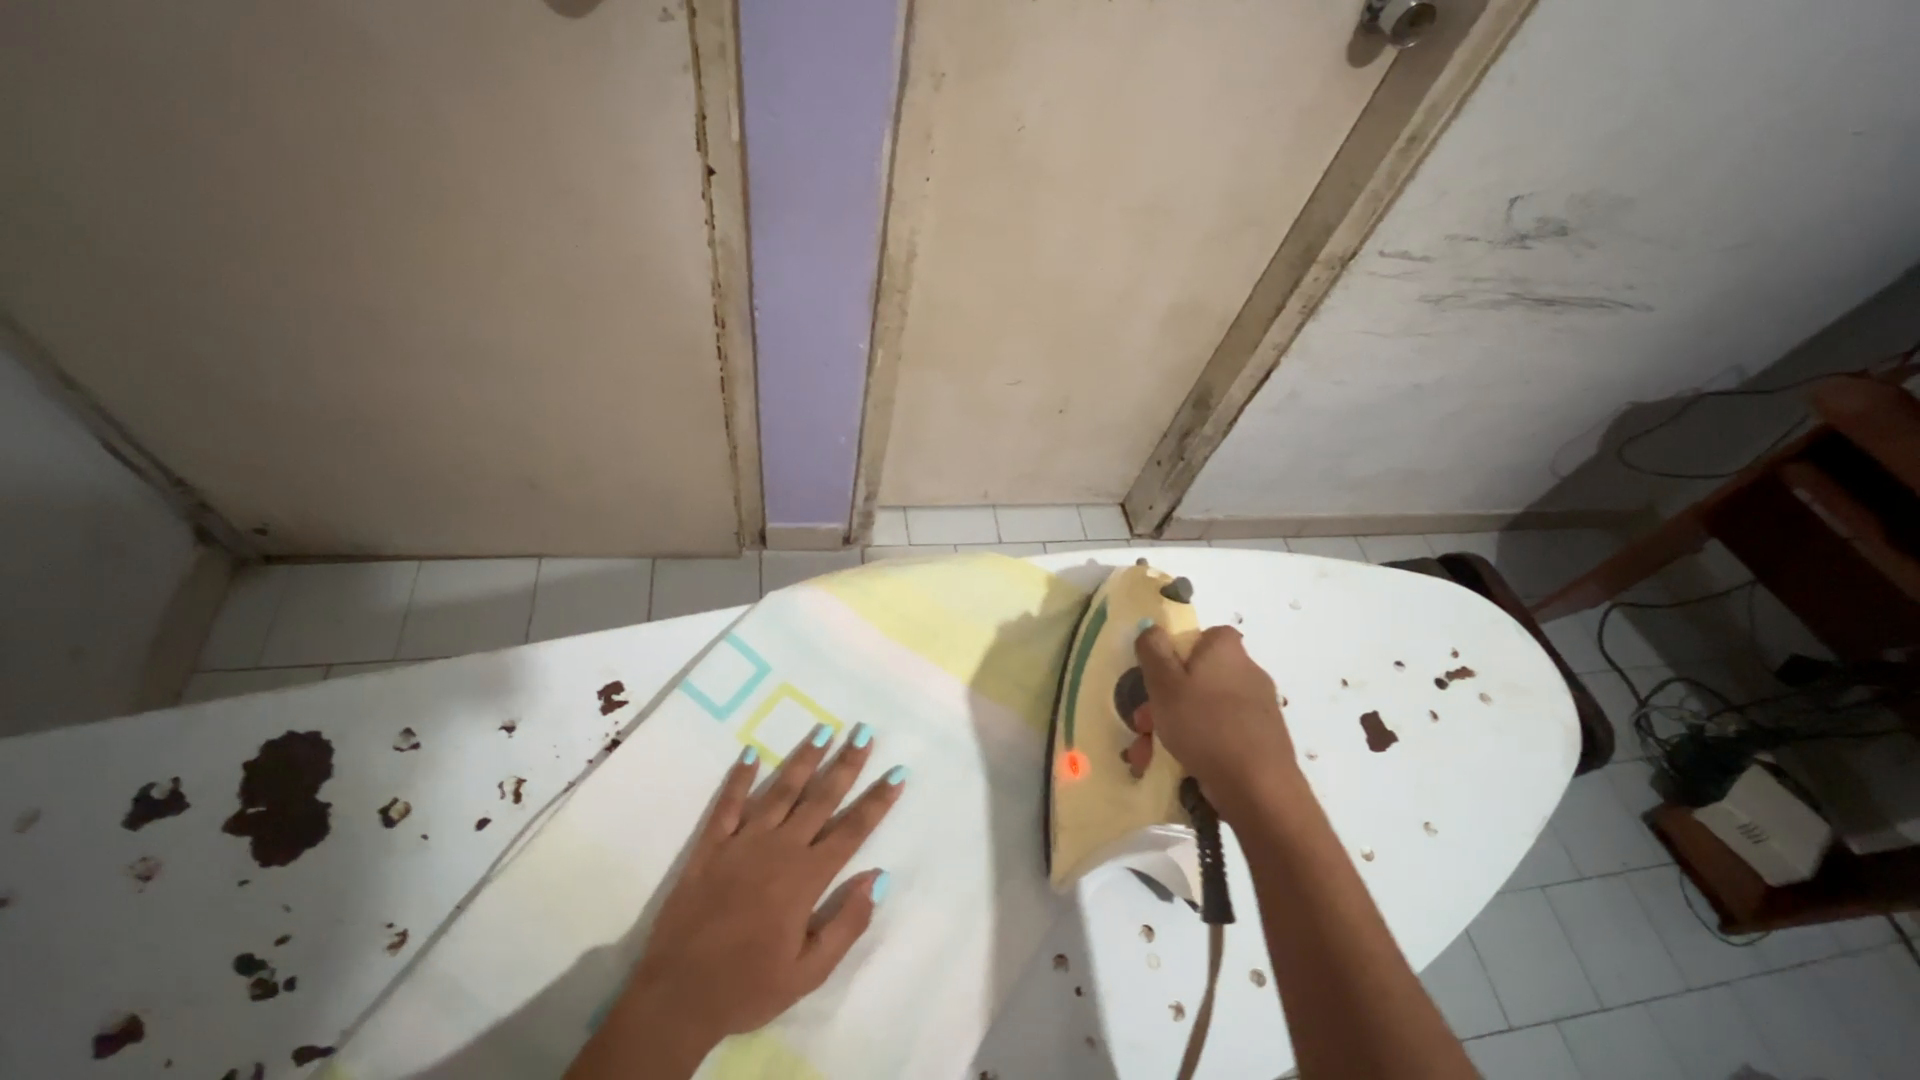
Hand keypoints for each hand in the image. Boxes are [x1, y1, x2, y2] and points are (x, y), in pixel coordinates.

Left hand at [570, 724, 903, 1078]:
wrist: (677, 996)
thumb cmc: (749, 987)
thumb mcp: (810, 972)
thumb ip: (846, 923)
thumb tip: (879, 878)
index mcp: (805, 879)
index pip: (851, 831)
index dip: (877, 801)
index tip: (898, 772)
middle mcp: (777, 850)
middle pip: (820, 799)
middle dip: (846, 764)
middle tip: (865, 732)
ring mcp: (740, 844)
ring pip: (779, 791)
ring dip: (803, 759)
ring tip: (823, 729)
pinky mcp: (708, 848)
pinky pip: (727, 804)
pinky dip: (739, 777)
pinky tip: (751, 754)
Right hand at [1134, 625, 1299, 822]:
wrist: (1257, 786)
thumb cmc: (1204, 725)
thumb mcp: (1164, 684)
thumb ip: (1153, 652)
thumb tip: (1152, 627)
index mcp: (1226, 649)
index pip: (1200, 637)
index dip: (1173, 655)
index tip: (1155, 680)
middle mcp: (1247, 670)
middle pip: (1196, 677)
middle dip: (1164, 702)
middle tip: (1142, 725)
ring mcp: (1258, 706)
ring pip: (1204, 709)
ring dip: (1174, 728)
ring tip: (1149, 756)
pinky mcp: (1262, 738)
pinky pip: (1221, 733)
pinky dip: (1198, 745)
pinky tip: (1178, 767)